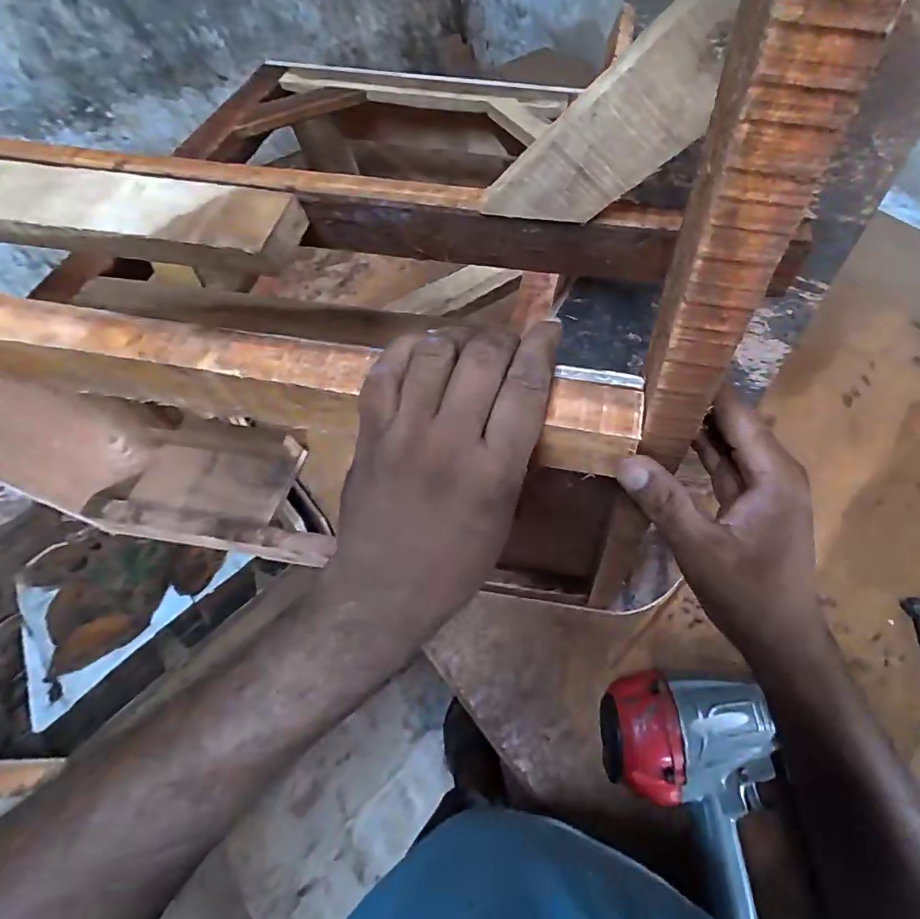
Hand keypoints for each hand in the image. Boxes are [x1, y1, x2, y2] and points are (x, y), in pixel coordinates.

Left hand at [324, 322, 561, 626]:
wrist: (382, 589)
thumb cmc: (456, 562)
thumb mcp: (504, 514)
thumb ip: (515, 454)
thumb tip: (524, 398)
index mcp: (494, 470)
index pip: (525, 387)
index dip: (542, 348)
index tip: (550, 329)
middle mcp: (449, 441)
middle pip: (483, 358)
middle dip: (504, 337)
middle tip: (509, 341)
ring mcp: (403, 432)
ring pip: (435, 353)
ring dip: (459, 337)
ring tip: (468, 343)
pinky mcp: (369, 431)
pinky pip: (386, 369)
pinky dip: (409, 348)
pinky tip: (424, 349)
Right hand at [617, 387, 821, 652]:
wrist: (781, 638)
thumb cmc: (747, 593)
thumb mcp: (699, 548)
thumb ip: (664, 502)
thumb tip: (626, 459)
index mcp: (773, 473)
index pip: (739, 414)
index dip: (707, 388)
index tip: (670, 365)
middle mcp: (776, 471)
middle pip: (736, 424)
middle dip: (698, 403)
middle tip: (652, 384)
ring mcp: (768, 489)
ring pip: (731, 445)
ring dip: (699, 428)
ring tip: (656, 405)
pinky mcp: (757, 505)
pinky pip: (728, 467)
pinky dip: (704, 454)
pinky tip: (674, 445)